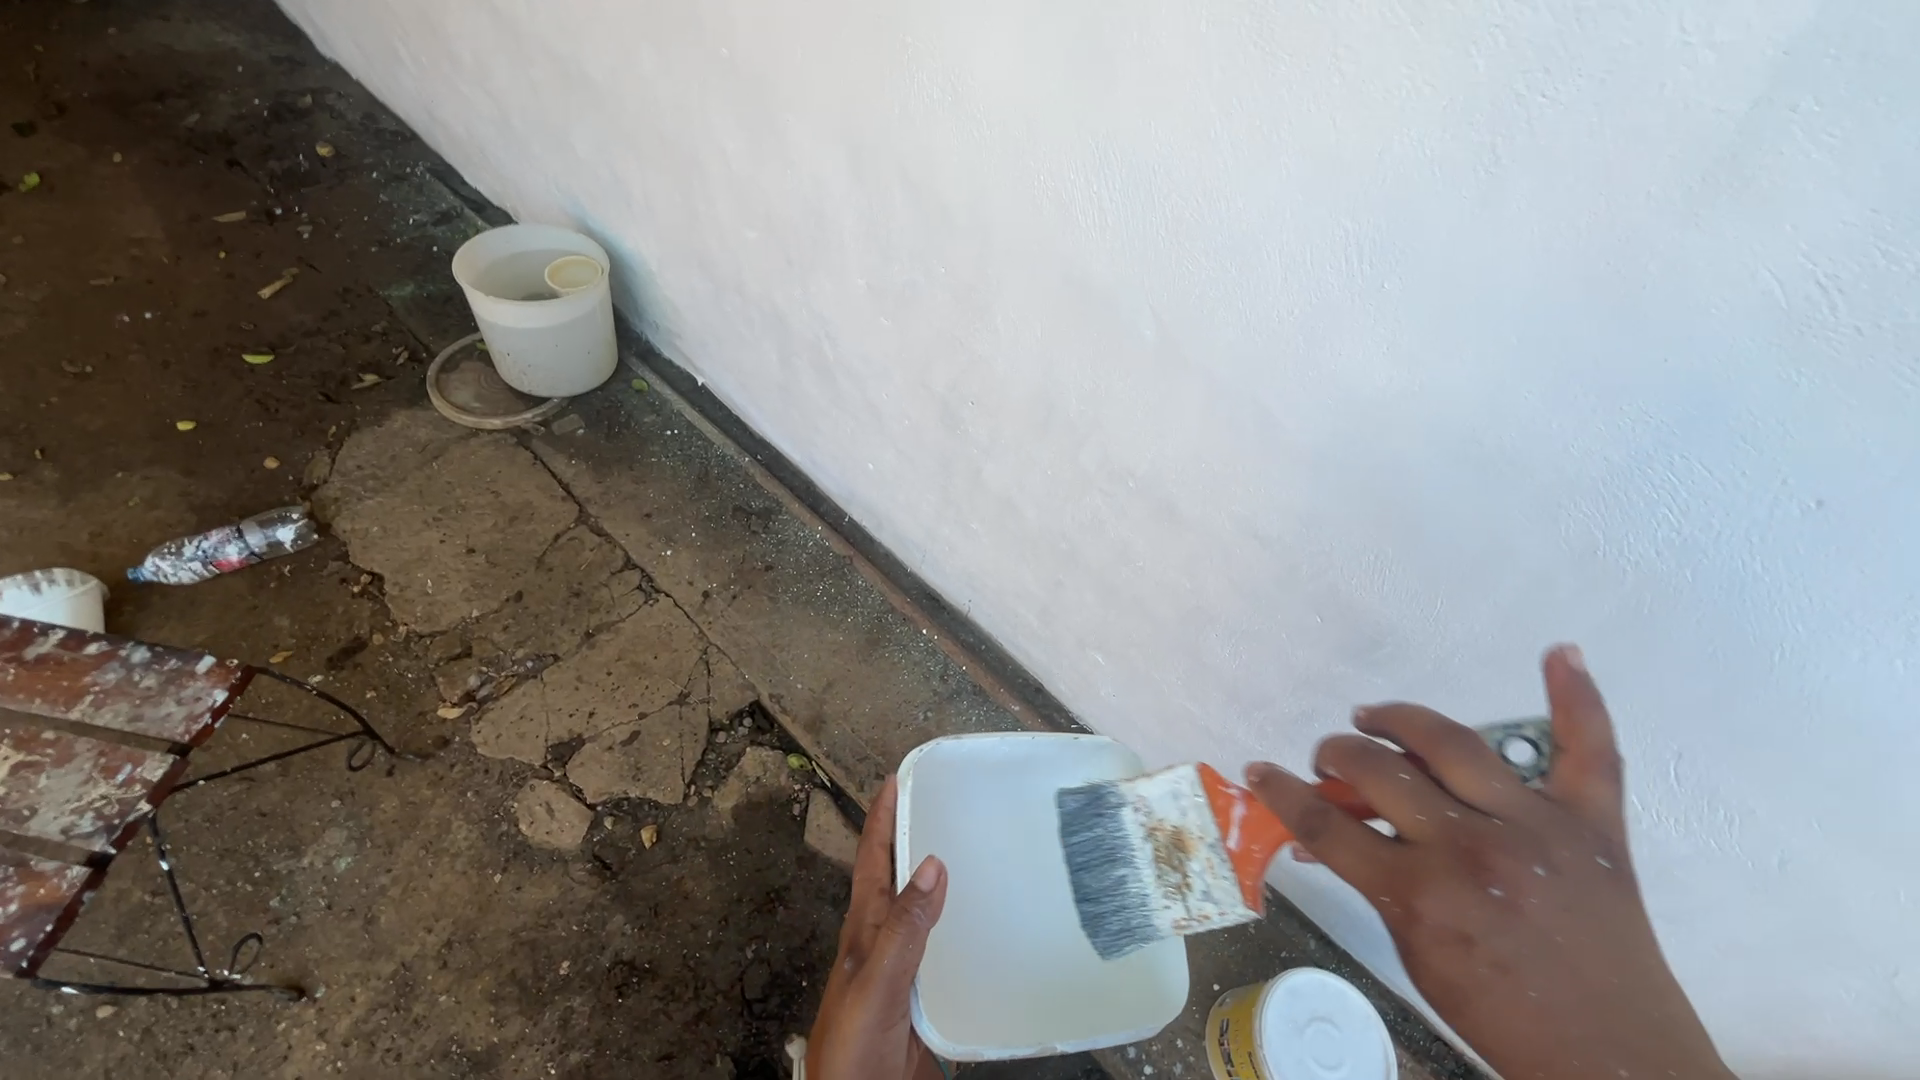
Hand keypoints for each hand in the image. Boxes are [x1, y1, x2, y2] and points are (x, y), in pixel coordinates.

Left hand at [806, 776, 948, 1079]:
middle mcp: (884, 940)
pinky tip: (991, 925)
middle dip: (915, 836)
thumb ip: (904, 928)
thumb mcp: (878, 983)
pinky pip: (947, 949)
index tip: (897, 777)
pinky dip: (965, 926)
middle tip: (948, 803)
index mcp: (865, 928)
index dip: (881, 817)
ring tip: (978, 850)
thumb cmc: (854, 1046)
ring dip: (944, 878)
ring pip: (925, 910)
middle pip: (898, 876)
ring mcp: (906, 969)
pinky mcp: (927, 997)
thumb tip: (932, 862)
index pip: (872, 859)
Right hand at [1245, 645, 1734, 1079]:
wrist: (1618, 1059)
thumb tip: (1325, 833)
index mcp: (1420, 893)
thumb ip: (1371, 880)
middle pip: (1378, 770)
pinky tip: (1560, 653)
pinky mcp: (1594, 826)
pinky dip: (1578, 699)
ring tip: (1375, 717)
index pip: (1324, 825)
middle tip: (1330, 758)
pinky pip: (1589, 751)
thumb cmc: (1498, 1015)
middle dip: (1336, 755)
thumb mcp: (1411, 949)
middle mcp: (1472, 847)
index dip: (1281, 792)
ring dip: (1399, 720)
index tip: (1259, 770)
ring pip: (1452, 742)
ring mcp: (1537, 827)